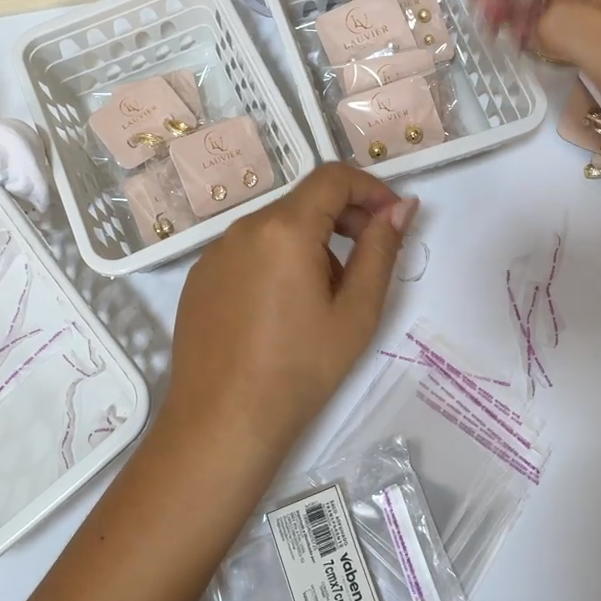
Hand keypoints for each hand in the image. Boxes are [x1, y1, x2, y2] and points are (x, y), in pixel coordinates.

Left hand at [164, 164, 417, 457]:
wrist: (221, 423)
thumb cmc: (299, 370)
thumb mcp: (356, 313)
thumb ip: (381, 250)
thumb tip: (402, 206)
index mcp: (284, 228)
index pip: (333, 177)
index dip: (370, 188)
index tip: (392, 219)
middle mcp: (243, 228)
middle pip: (304, 201)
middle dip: (345, 218)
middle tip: (370, 260)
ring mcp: (215, 254)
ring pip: (276, 228)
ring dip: (312, 244)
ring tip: (326, 298)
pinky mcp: (199, 279)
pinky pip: (248, 253)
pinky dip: (277, 262)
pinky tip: (283, 313)